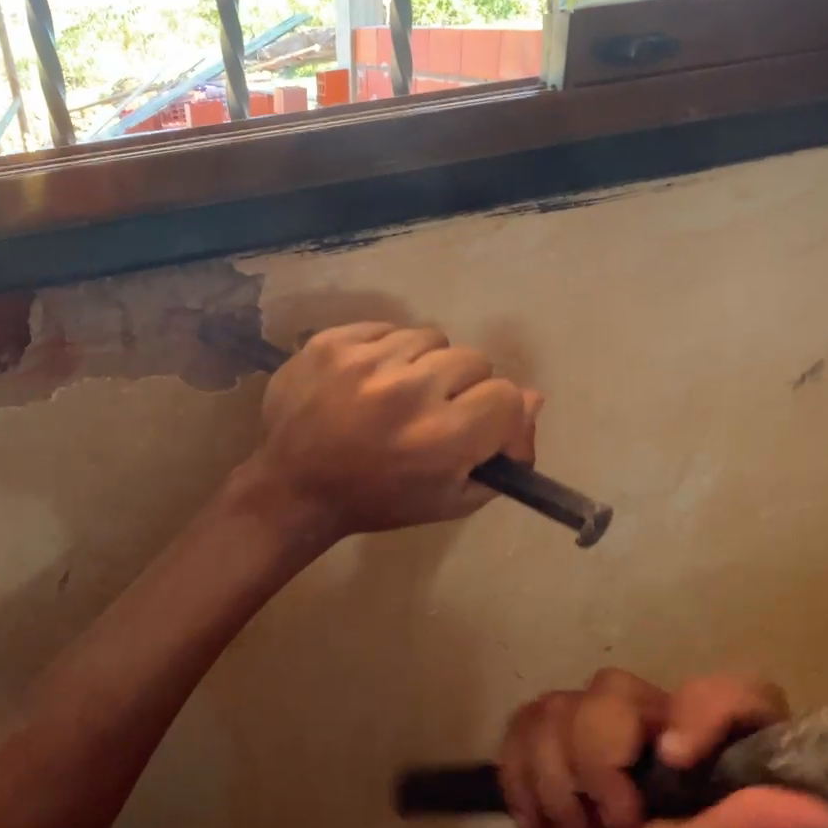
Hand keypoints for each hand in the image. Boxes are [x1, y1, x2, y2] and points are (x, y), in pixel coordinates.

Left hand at [244, 322, 542, 539]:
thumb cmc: (376, 500)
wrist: (295, 486)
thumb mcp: (449, 499)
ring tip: (400, 392)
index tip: (481, 429)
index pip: (508, 395)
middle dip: (463, 388)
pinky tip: (371, 378)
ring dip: (425, 364)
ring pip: (430, 338)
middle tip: (435, 412)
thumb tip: (532, 397)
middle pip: (473, 360)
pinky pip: (386, 328)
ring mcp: (366, 360)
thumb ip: (500, 454)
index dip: (500, 415)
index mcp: (442, 436)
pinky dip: (387, 350)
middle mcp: (408, 390)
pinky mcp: (332, 342)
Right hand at [500, 670, 827, 827]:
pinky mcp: (546, 733)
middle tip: (612, 822)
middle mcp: (659, 729)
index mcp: (715, 759)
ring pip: (558, 704)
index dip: (705, 707)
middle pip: (615, 690)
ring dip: (554, 781)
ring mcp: (596, 726)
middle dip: (596, 761)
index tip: (673, 757)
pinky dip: (522, 775)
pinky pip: (521, 722)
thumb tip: (824, 816)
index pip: (736, 692)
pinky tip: (542, 817)